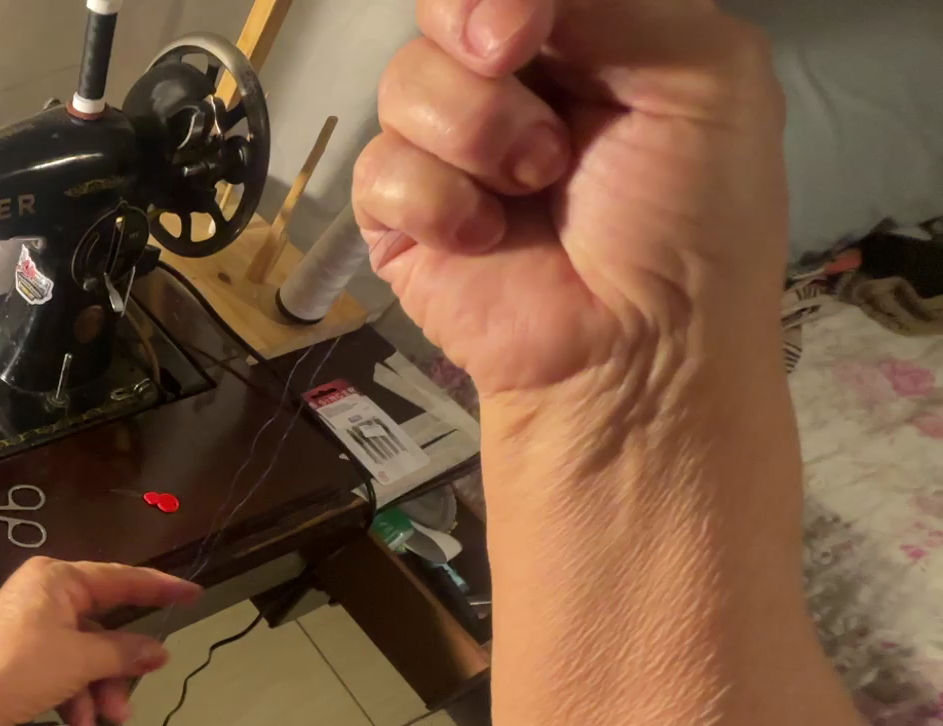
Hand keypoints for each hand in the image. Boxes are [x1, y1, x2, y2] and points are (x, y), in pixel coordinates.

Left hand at [0, 558, 200, 725]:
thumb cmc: (19, 667)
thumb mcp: (79, 660)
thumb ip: (124, 653)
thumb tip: (159, 651)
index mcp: (58, 579)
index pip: (120, 579)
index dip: (160, 588)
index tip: (194, 595)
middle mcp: (44, 594)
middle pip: (102, 627)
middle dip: (117, 671)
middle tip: (127, 705)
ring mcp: (30, 625)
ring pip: (83, 655)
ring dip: (96, 691)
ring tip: (98, 724)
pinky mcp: (19, 654)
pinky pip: (61, 669)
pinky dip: (72, 696)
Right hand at [355, 0, 786, 397]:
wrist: (626, 342)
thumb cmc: (684, 214)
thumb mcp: (699, 73)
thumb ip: (612, 7)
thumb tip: (495, 11)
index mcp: (577, 39)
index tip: (521, 29)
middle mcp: (501, 88)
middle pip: (434, 20)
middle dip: (471, 45)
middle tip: (513, 67)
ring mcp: (439, 157)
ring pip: (400, 91)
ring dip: (473, 137)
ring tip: (527, 189)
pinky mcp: (394, 221)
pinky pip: (376, 174)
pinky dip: (432, 203)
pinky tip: (479, 238)